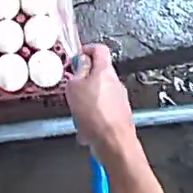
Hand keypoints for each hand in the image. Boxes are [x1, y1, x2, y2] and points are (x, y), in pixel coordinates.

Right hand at [65, 43, 135, 157]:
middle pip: (99, 72)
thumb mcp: (74, 87)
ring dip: (87, 100)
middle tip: (72, 87)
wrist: (113, 143)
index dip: (86, 50)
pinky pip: (103, 110)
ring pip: (100, 93)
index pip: (99, 49)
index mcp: (105, 70)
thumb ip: (77, 72)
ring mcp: (119, 100)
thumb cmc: (96, 115)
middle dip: (84, 80)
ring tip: (78, 111)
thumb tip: (79, 63)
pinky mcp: (119, 116)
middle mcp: (115, 83)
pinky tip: (85, 126)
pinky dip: (93, 116)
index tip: (76, 58)